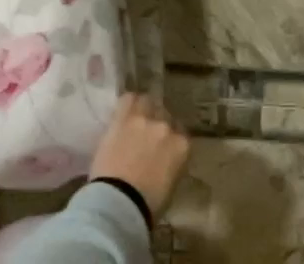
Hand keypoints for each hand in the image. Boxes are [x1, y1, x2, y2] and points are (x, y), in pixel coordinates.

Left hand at [90, 93, 190, 214]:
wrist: (120, 200)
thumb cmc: (148, 204)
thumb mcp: (170, 185)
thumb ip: (172, 164)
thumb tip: (165, 160)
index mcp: (182, 147)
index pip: (181, 135)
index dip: (172, 139)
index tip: (164, 146)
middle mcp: (166, 127)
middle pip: (165, 115)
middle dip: (158, 122)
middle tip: (149, 134)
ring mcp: (144, 120)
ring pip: (147, 102)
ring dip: (144, 108)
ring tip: (136, 117)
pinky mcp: (123, 118)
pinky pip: (128, 99)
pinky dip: (128, 103)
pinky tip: (125, 110)